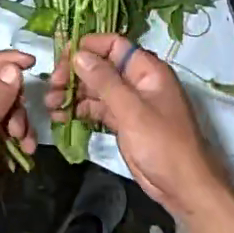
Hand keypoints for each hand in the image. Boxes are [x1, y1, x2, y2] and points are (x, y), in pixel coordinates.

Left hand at [0, 51, 35, 232]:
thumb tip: (13, 68)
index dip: (3, 62)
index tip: (31, 62)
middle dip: (14, 102)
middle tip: (18, 122)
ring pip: (6, 110)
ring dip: (19, 122)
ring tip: (22, 141)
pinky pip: (9, 131)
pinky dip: (20, 138)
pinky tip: (27, 151)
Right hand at [47, 34, 233, 221]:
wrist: (183, 187)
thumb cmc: (163, 144)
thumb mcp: (132, 110)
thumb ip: (104, 81)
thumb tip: (78, 54)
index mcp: (147, 70)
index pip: (113, 45)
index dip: (87, 47)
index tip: (62, 58)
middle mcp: (137, 81)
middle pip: (100, 65)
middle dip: (74, 73)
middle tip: (52, 86)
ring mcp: (129, 102)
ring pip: (95, 88)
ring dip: (72, 93)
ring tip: (51, 104)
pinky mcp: (123, 121)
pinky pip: (97, 108)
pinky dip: (79, 110)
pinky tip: (61, 116)